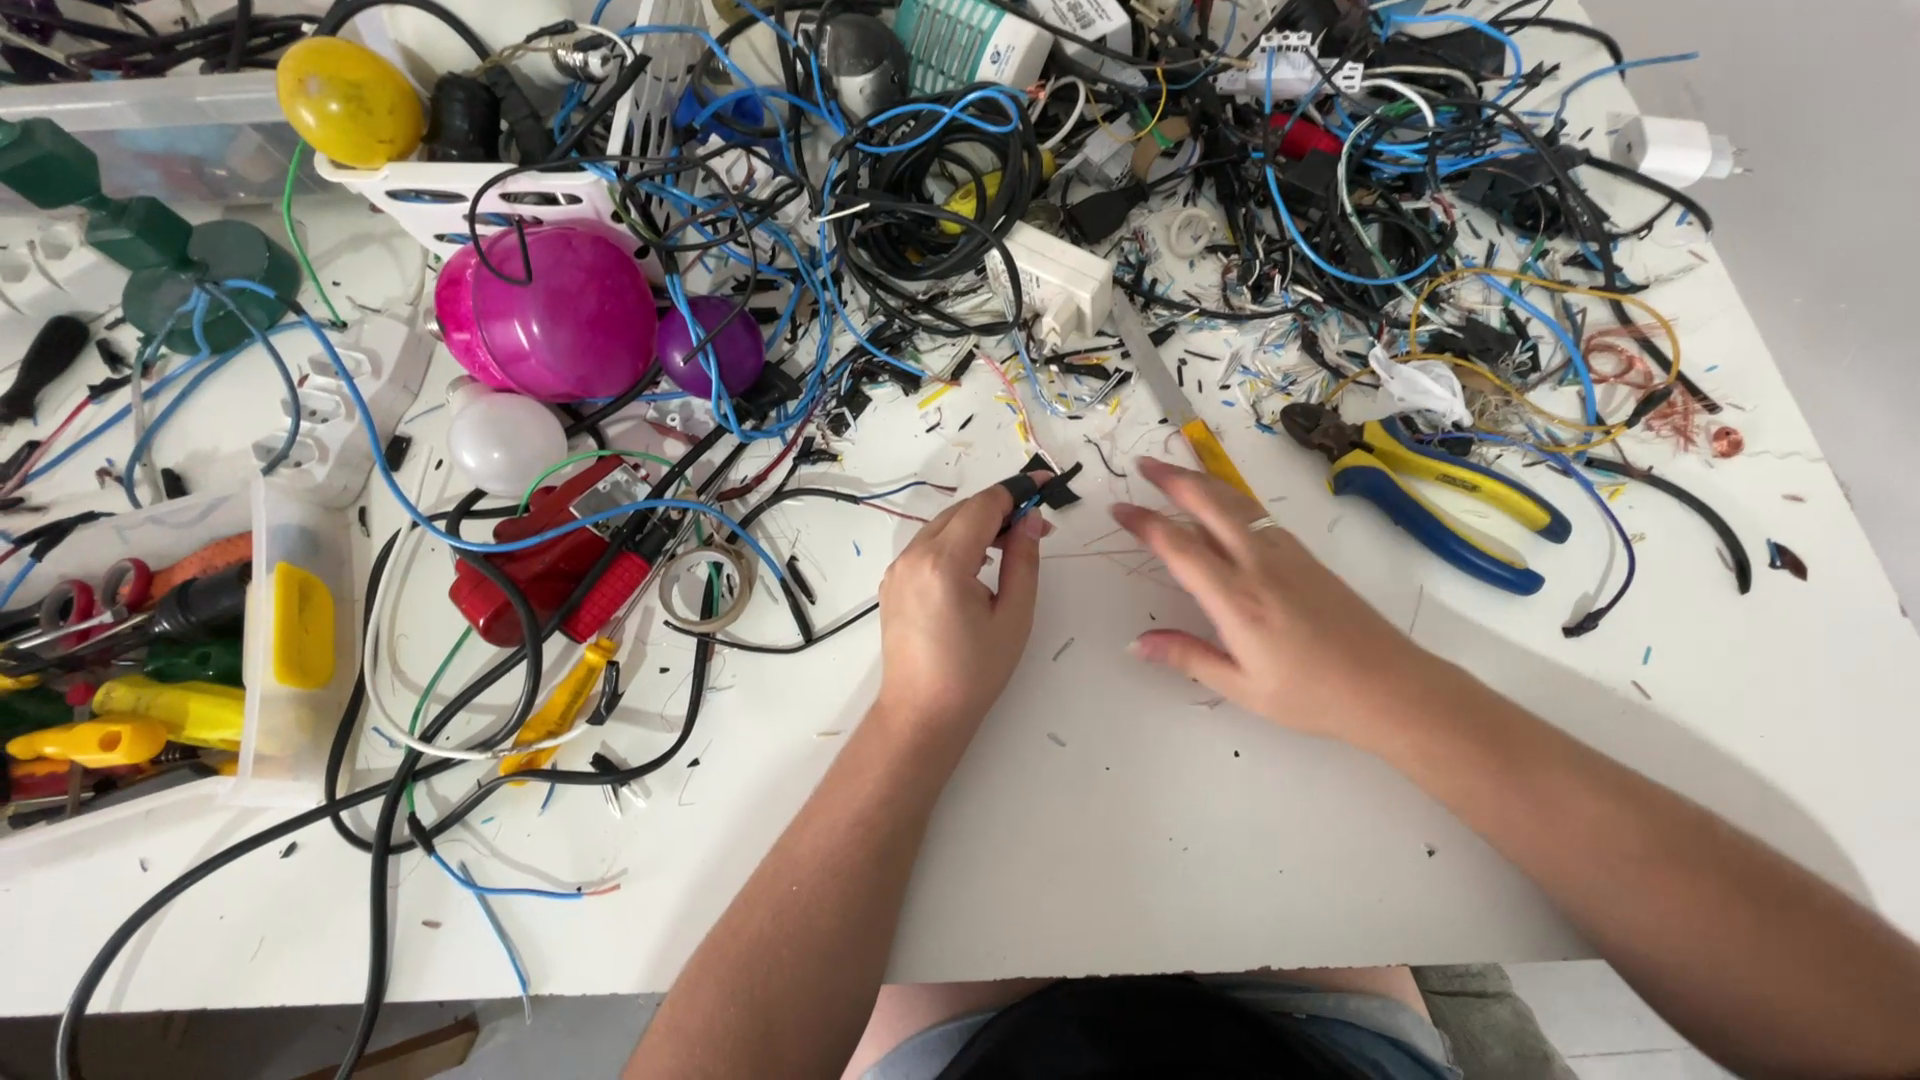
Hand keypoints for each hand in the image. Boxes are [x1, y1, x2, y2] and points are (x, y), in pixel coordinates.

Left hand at [874, 474, 1049, 733]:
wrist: (922, 713)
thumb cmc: (974, 672)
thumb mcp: (1013, 616)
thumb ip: (1023, 560)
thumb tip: (1030, 519)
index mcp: (944, 563)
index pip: (983, 506)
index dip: (1017, 490)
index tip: (1046, 484)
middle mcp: (913, 556)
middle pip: (961, 511)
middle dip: (999, 508)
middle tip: (1035, 524)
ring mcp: (897, 569)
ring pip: (942, 525)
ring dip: (976, 524)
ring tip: (1009, 545)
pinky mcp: (892, 583)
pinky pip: (927, 546)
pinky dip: (954, 542)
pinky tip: (976, 564)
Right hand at [1111, 457, 1440, 742]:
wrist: (1390, 686)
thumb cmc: (1311, 695)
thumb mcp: (1241, 687)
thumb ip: (1187, 657)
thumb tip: (1137, 644)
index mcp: (1236, 599)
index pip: (1179, 548)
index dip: (1145, 523)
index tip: (1118, 510)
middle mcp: (1259, 565)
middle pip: (1210, 506)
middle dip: (1174, 480)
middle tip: (1145, 465)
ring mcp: (1286, 555)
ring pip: (1237, 503)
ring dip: (1203, 483)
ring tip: (1177, 472)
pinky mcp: (1305, 557)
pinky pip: (1259, 516)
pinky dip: (1231, 499)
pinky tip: (1224, 504)